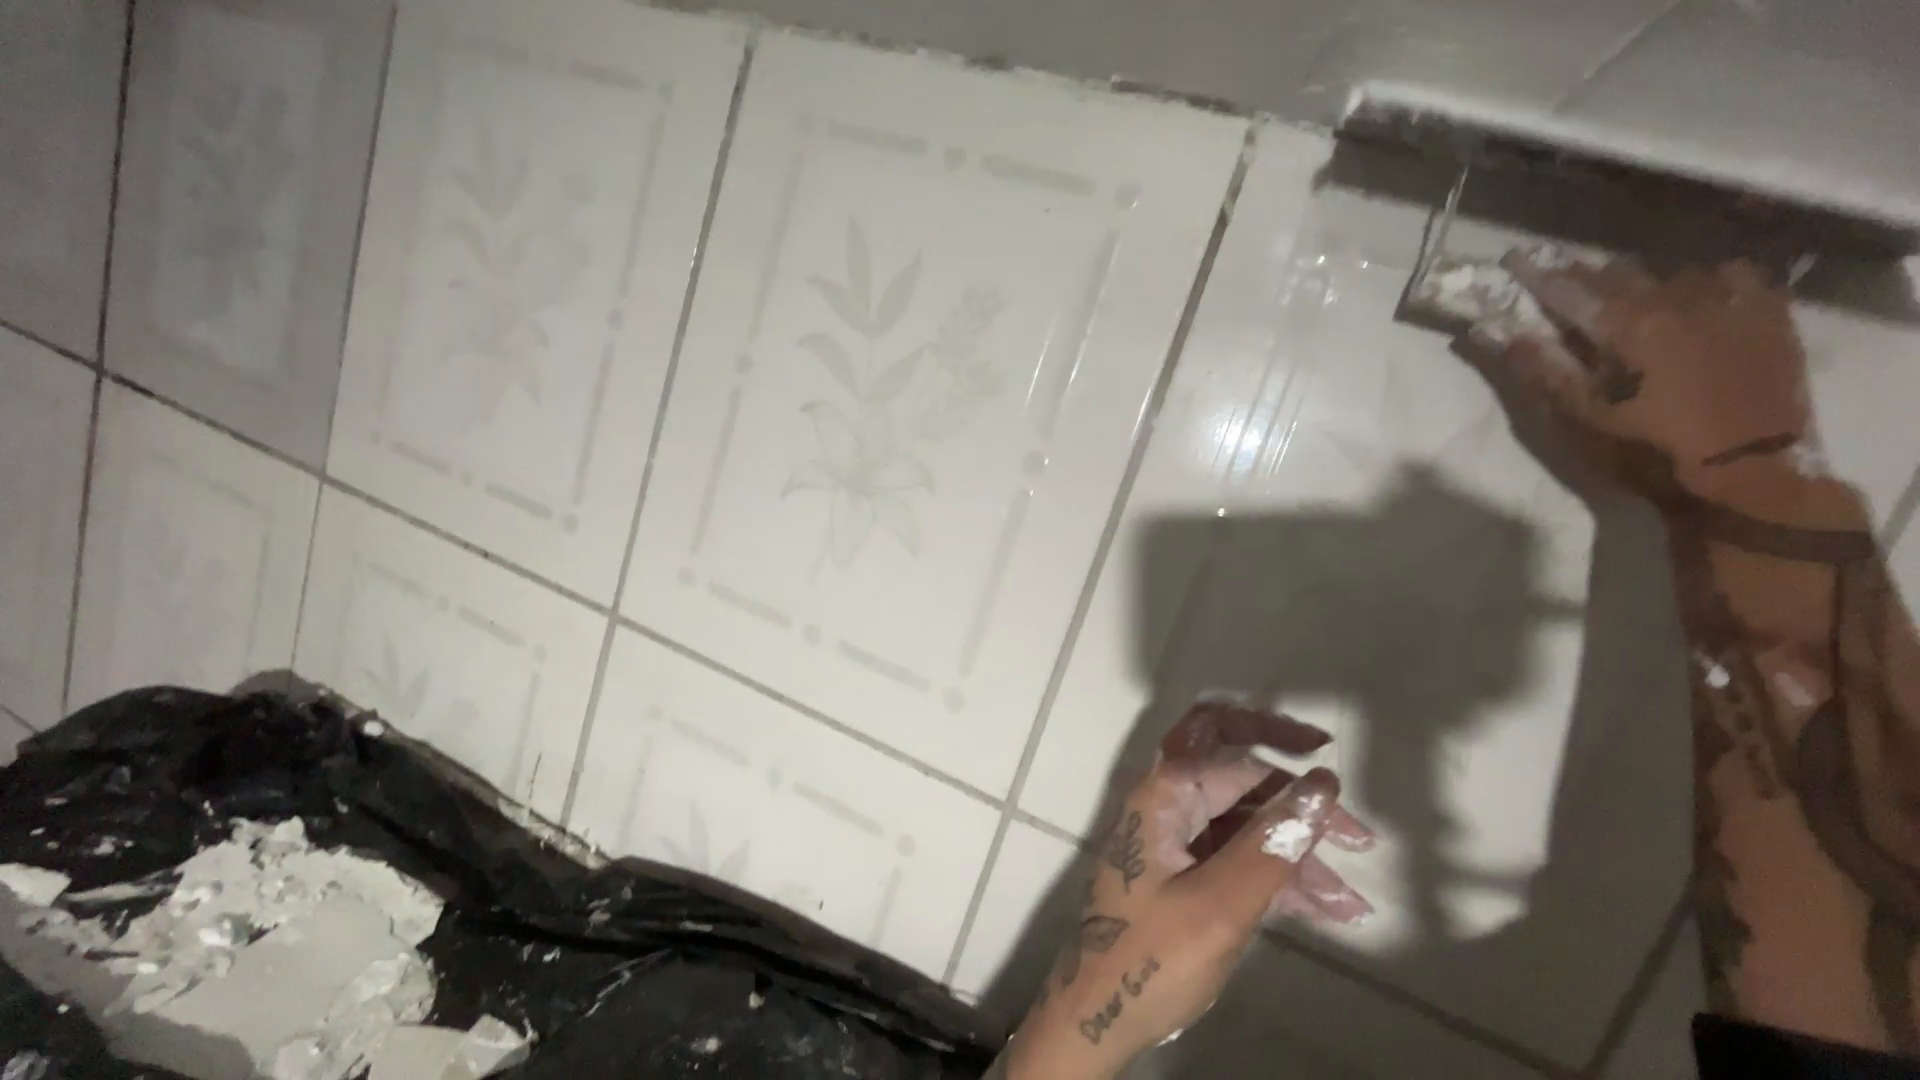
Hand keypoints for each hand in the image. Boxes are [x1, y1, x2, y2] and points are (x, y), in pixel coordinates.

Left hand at [996, 702, 1374, 1079]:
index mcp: (1165, 794)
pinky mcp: (1180, 872)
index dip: (1283, 743)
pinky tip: (1326, 912)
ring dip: (1296, 855)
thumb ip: (1271, 843)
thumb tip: (1321, 785)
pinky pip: (1234, 857)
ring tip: (1351, 903)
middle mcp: (1165, 803)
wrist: (1096, 1015)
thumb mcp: (1221, 904)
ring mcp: (1172, 838)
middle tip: (1357, 839)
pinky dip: (1276, 878)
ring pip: (1243, 824)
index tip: (1331, 758)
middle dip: (1296, 805)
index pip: (1232, 749)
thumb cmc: (1153, 956)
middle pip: (1240, 779)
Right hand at [1465, 248, 1852, 529]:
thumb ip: (1545, 372)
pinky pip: (1737, 276)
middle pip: (1621, 274)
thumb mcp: (1588, 419)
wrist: (1753, 473)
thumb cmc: (1656, 452)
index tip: (1513, 258)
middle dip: (1586, 273)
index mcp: (1630, 327)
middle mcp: (1679, 302)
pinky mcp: (1769, 316)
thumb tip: (1494, 334)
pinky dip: (1709, 278)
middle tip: (1562, 272)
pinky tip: (1700, 292)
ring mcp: (1731, 304)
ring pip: (1675, 271)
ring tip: (1629, 288)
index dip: (1537, 275)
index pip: (1570, 291)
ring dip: (1644, 278)